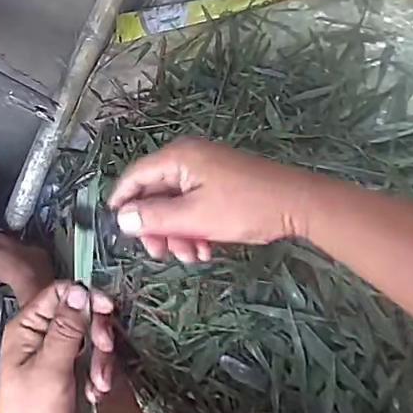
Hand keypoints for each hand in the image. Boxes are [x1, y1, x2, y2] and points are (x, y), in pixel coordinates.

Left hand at [0, 279, 116, 412]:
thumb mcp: (50, 370)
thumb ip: (67, 329)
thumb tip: (79, 291)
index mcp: (27, 328)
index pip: (59, 293)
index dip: (85, 296)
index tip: (107, 309)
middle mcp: (41, 336)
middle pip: (80, 313)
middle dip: (97, 332)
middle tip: (105, 348)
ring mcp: (57, 356)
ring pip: (90, 338)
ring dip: (100, 359)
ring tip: (98, 385)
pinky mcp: (71, 376)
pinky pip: (93, 361)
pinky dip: (98, 375)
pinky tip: (95, 394)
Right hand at [107, 137, 327, 261]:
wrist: (297, 204)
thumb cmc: (243, 207)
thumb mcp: (194, 217)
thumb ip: (154, 218)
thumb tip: (121, 219)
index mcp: (178, 157)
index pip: (136, 175)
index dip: (122, 200)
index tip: (115, 227)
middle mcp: (188, 157)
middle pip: (156, 192)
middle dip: (156, 226)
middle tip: (161, 254)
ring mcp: (205, 168)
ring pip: (176, 202)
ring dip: (177, 231)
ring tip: (191, 255)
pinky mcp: (220, 181)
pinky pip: (194, 202)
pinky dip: (194, 225)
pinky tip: (204, 248)